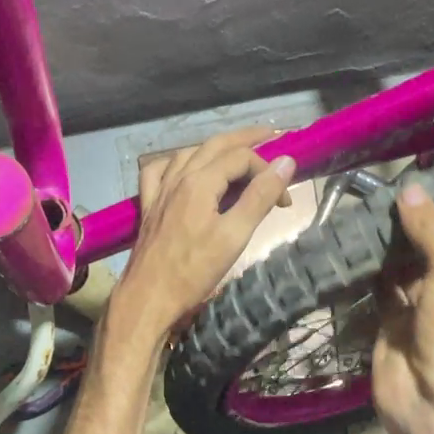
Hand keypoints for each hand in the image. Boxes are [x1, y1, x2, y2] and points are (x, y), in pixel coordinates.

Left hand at [109, 127, 297, 341]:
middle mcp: (177, 178)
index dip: (268, 172)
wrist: (148, 298)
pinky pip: (159, 172)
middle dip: (246, 139)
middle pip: (215, 146)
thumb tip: (285, 162)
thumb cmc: (193, 271)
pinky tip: (182, 169)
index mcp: (200, 182)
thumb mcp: (234, 236)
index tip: (285, 201)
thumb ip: (259, 197)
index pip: (241, 158)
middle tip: (273, 135)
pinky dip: (175, 163)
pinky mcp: (149, 207)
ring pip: (189, 154)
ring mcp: (160, 191)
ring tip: (236, 151)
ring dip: (215, 149)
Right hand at [371, 182, 433, 430]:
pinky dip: (370, 268)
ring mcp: (425, 305)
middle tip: (389, 183)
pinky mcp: (393, 320)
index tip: (432, 173)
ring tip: (367, 203)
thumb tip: (409, 189)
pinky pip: (381, 286)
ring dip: (390, 243)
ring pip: (405, 264)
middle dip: (416, 221)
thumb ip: (431, 230)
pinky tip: (356, 238)